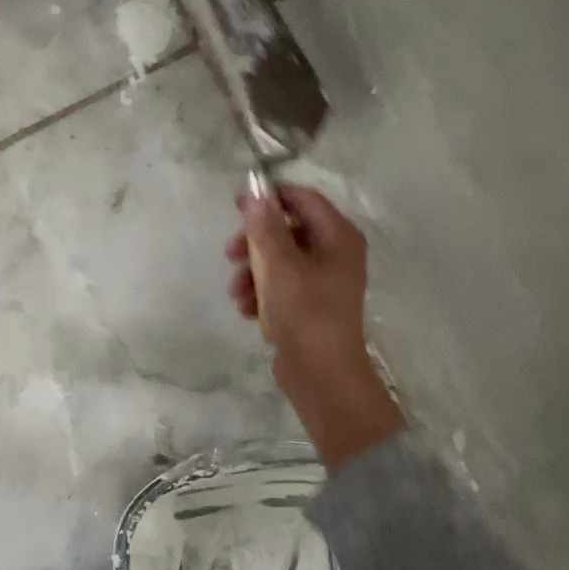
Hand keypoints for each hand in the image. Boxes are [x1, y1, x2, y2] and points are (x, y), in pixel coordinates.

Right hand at [226, 185, 405, 468]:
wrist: (322, 373)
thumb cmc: (306, 312)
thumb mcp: (280, 265)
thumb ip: (266, 228)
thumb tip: (255, 196)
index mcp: (338, 237)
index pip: (304, 199)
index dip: (270, 198)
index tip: (237, 205)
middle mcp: (334, 254)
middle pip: (288, 232)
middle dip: (255, 243)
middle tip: (230, 255)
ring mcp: (322, 283)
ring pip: (279, 263)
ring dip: (252, 274)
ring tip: (236, 294)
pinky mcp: (309, 307)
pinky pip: (280, 288)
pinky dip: (261, 295)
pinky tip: (246, 310)